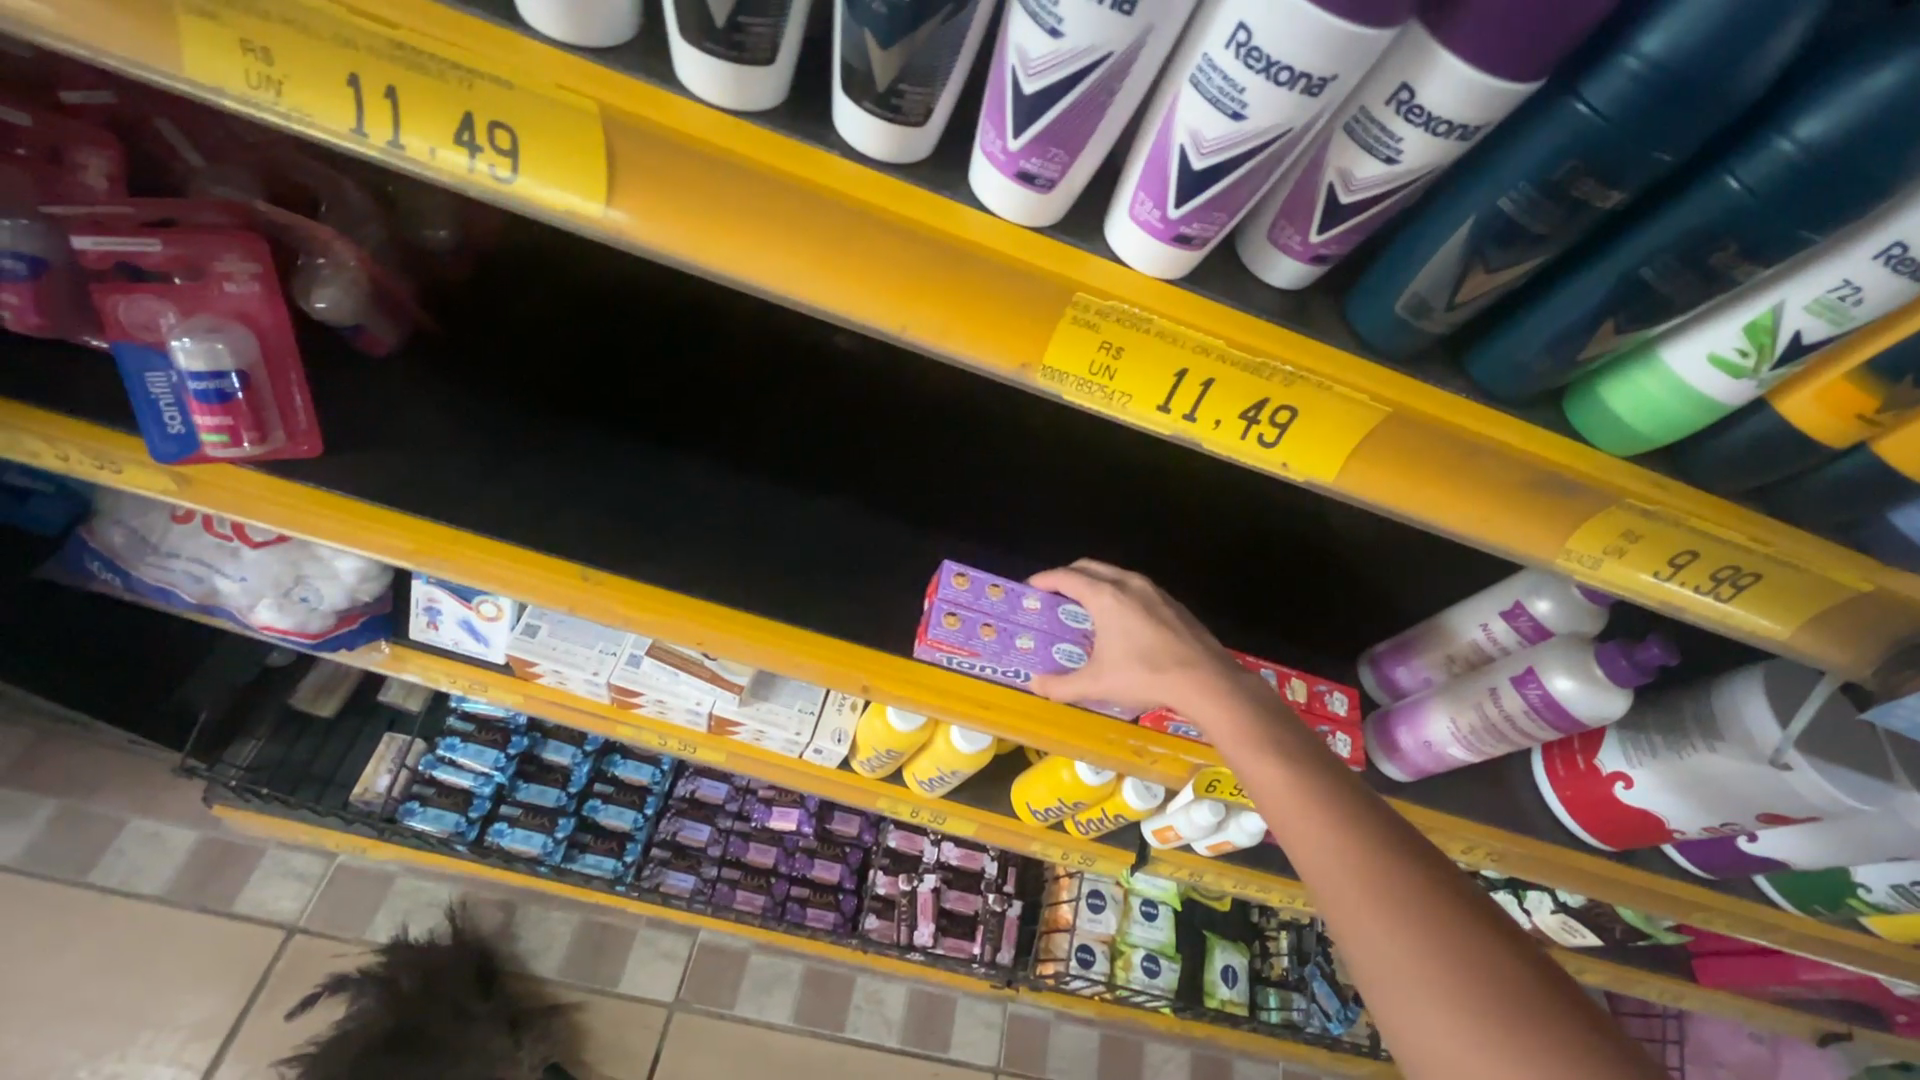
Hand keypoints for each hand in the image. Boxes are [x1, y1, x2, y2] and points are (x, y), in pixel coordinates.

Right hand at [1027, 560, 1246, 713]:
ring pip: (1116, 575)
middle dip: (1067, 576)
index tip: (1031, 587)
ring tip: (1085, 607)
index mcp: (1105, 596)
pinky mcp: (1172, 603)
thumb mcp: (1096, 685)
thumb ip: (1060, 685)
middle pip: (1089, 567)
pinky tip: (1121, 621)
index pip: (1065, 577)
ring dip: (1095, 583)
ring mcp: (1154, 591)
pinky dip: (1119, 594)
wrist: (1205, 680)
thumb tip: (1034, 685)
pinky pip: (1136, 588)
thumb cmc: (1145, 676)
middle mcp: (1128, 584)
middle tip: (1054, 595)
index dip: (1044, 580)